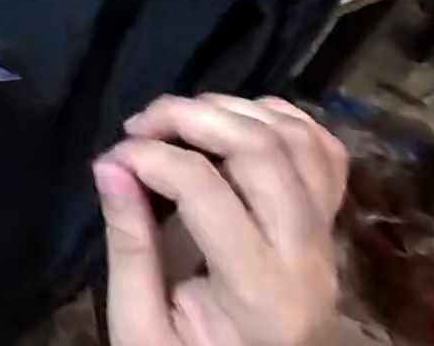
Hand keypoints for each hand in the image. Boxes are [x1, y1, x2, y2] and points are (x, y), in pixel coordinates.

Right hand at [94, 95, 346, 345]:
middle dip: (185, 115)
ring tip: (179, 123)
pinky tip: (232, 122)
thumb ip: (127, 244)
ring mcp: (325, 241)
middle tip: (137, 127)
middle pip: (259, 147)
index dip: (145, 155)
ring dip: (228, 109)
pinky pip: (323, 152)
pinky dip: (276, 119)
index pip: (203, 186)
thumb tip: (107, 165)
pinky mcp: (325, 228)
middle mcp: (308, 261)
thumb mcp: (140, 327)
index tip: (109, 163)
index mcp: (261, 297)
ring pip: (295, 138)